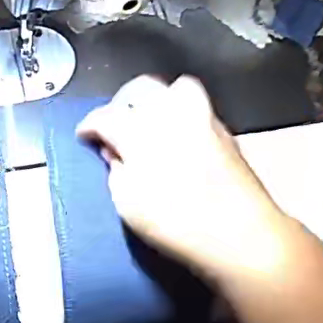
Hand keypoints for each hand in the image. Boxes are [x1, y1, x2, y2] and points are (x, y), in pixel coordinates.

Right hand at [76, 75, 304, 286]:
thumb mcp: (128, 203)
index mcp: (139, 129)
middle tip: (114, 124)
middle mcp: (170, 112)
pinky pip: (196, 107)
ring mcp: (202, 116)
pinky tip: (176, 137)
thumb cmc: (175, 222)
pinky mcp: (224, 130)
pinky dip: (180, 114)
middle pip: (140, 89)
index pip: (105, 115)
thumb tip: (115, 154)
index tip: (85, 136)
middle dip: (121, 103)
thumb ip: (116, 170)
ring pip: (173, 89)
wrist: (238, 232)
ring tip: (149, 122)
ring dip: (156, 100)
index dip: (89, 125)